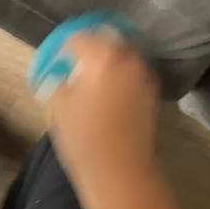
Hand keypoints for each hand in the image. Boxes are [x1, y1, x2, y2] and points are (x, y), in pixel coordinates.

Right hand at [46, 32, 161, 181]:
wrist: (120, 169)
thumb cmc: (83, 137)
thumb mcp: (59, 105)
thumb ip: (59, 80)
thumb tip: (62, 73)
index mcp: (102, 56)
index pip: (80, 38)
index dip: (65, 47)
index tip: (57, 59)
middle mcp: (128, 58)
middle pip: (106, 40)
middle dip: (90, 47)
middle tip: (75, 63)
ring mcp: (144, 74)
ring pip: (123, 54)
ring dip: (108, 59)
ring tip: (93, 75)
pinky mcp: (152, 91)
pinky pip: (134, 71)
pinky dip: (121, 72)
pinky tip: (109, 88)